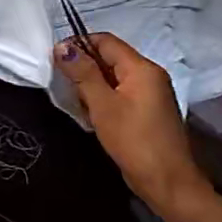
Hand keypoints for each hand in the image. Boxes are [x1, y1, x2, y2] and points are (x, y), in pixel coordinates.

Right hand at [53, 33, 208, 209]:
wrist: (166, 180)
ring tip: (76, 103)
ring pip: (113, 77)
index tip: (55, 58)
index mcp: (142, 68)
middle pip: (110, 58)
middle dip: (84, 67)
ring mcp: (150, 93)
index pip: (106, 41)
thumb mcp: (102, 105)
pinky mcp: (146, 110)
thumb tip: (62, 47)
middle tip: (63, 85)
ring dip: (91, 85)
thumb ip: (83, 73)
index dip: (79, 44)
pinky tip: (91, 115)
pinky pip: (120, 93)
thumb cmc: (133, 139)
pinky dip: (103, 98)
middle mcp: (149, 75)